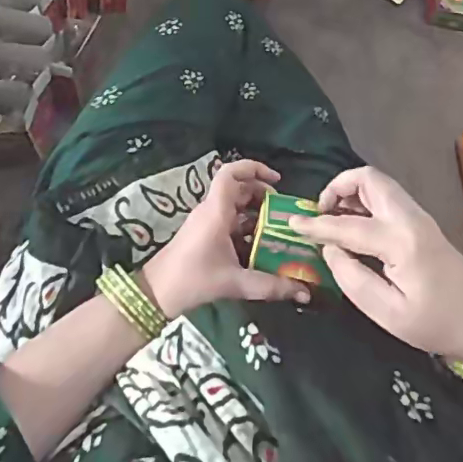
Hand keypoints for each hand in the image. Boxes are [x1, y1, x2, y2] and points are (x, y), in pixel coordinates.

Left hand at [141, 159, 311, 316]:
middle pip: (238, 187)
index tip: (276, 181)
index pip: (231, 173)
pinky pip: (229, 220)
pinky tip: (260, 244)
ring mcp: (207, 221)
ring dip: (255, 211)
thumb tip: (305, 293)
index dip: (254, 168)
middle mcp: (211, 210)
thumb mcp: (235, 283)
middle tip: (282, 211)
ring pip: (234, 204)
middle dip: (262, 194)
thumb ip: (271, 287)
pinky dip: (246, 226)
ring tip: (276, 228)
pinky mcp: (205, 233)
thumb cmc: (193, 279)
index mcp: (216, 211)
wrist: (158, 293)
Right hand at [293, 166, 462, 361]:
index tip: (291, 223)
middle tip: (319, 213)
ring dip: (351, 191)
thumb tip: (330, 251)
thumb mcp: (388, 314)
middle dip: (337, 187)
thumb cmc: (437, 324)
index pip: (347, 224)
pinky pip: (386, 196)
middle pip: (368, 178)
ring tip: (333, 218)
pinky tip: (354, 225)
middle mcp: (409, 218)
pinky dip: (364, 199)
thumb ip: (352, 278)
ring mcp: (418, 216)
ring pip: (378, 182)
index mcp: (400, 241)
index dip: (315, 225)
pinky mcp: (421, 222)